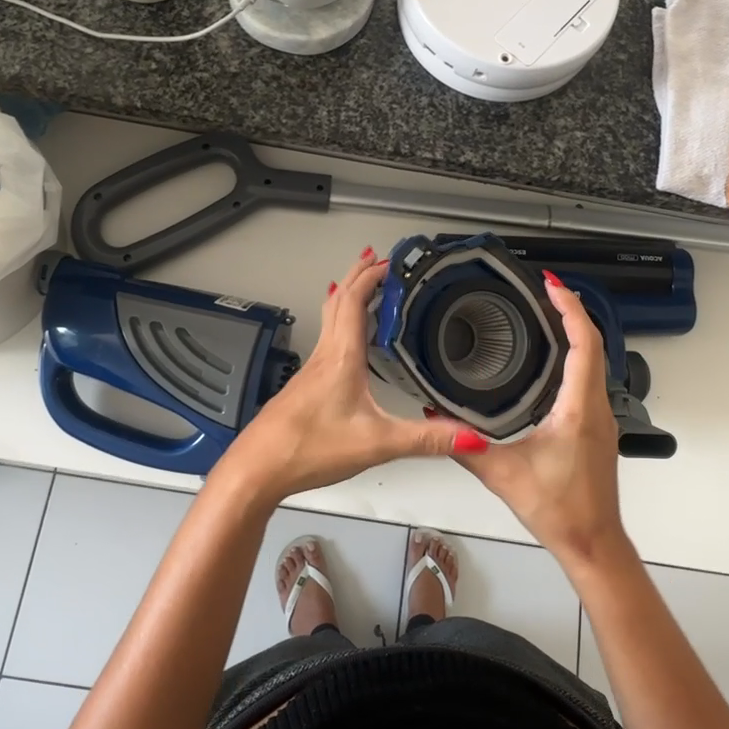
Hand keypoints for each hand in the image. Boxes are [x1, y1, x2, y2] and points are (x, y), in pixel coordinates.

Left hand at [215, 249, 481, 503]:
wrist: (258, 468)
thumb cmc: (307, 448)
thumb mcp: (377, 444)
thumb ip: (426, 439)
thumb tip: (471, 436)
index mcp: (341, 357)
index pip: (354, 300)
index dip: (372, 276)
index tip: (390, 260)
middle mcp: (323, 356)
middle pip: (338, 301)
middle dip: (357, 276)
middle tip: (375, 260)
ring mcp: (310, 371)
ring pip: (329, 320)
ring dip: (346, 297)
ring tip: (362, 289)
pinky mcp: (303, 387)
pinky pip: (325, 342)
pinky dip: (339, 325)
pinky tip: (345, 344)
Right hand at [455, 273, 628, 566]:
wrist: (593, 543)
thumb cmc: (560, 511)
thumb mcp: (503, 474)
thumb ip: (464, 445)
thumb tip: (435, 418)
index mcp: (579, 410)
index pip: (583, 344)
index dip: (569, 308)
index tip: (550, 285)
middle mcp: (596, 407)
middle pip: (594, 343)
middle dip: (571, 310)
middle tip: (543, 289)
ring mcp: (600, 417)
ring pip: (595, 360)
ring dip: (575, 332)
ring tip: (546, 313)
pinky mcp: (596, 427)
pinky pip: (591, 376)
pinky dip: (576, 354)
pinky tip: (552, 357)